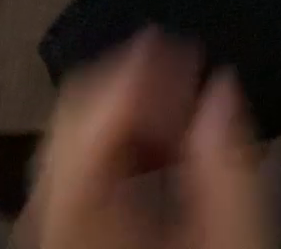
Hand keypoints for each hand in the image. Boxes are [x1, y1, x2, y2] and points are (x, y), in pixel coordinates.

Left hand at [18, 31, 271, 248]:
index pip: (86, 116)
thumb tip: (224, 87)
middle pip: (70, 120)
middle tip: (189, 76)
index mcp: (80, 221)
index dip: (135, 71)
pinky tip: (158, 150)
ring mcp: (49, 234)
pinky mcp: (61, 243)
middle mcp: (48, 220)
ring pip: (69, 141)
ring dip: (124, 112)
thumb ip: (232, 168)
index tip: (188, 51)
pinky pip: (74, 170)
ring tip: (181, 110)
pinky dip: (115, 145)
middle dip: (130, 85)